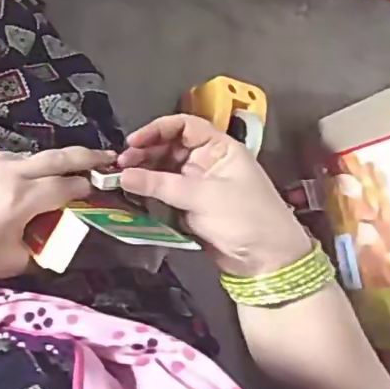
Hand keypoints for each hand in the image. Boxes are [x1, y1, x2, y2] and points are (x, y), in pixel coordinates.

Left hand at [0, 147, 109, 279]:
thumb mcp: (11, 262)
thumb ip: (42, 251)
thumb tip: (61, 244)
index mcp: (24, 198)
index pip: (68, 186)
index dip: (88, 188)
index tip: (103, 190)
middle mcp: (14, 173)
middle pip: (58, 158)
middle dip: (86, 157)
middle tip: (108, 156)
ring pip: (36, 155)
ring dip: (58, 158)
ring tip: (74, 165)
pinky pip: (16, 158)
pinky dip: (33, 162)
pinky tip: (35, 171)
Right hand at [116, 114, 312, 276]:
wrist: (267, 262)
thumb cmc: (246, 219)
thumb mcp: (203, 197)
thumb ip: (160, 185)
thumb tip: (123, 175)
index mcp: (219, 149)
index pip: (184, 126)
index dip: (157, 129)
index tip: (134, 142)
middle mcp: (206, 161)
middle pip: (169, 146)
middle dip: (145, 152)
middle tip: (122, 164)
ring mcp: (197, 183)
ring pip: (163, 168)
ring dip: (143, 171)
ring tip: (122, 178)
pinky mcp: (189, 204)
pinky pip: (163, 190)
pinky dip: (147, 189)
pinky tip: (132, 191)